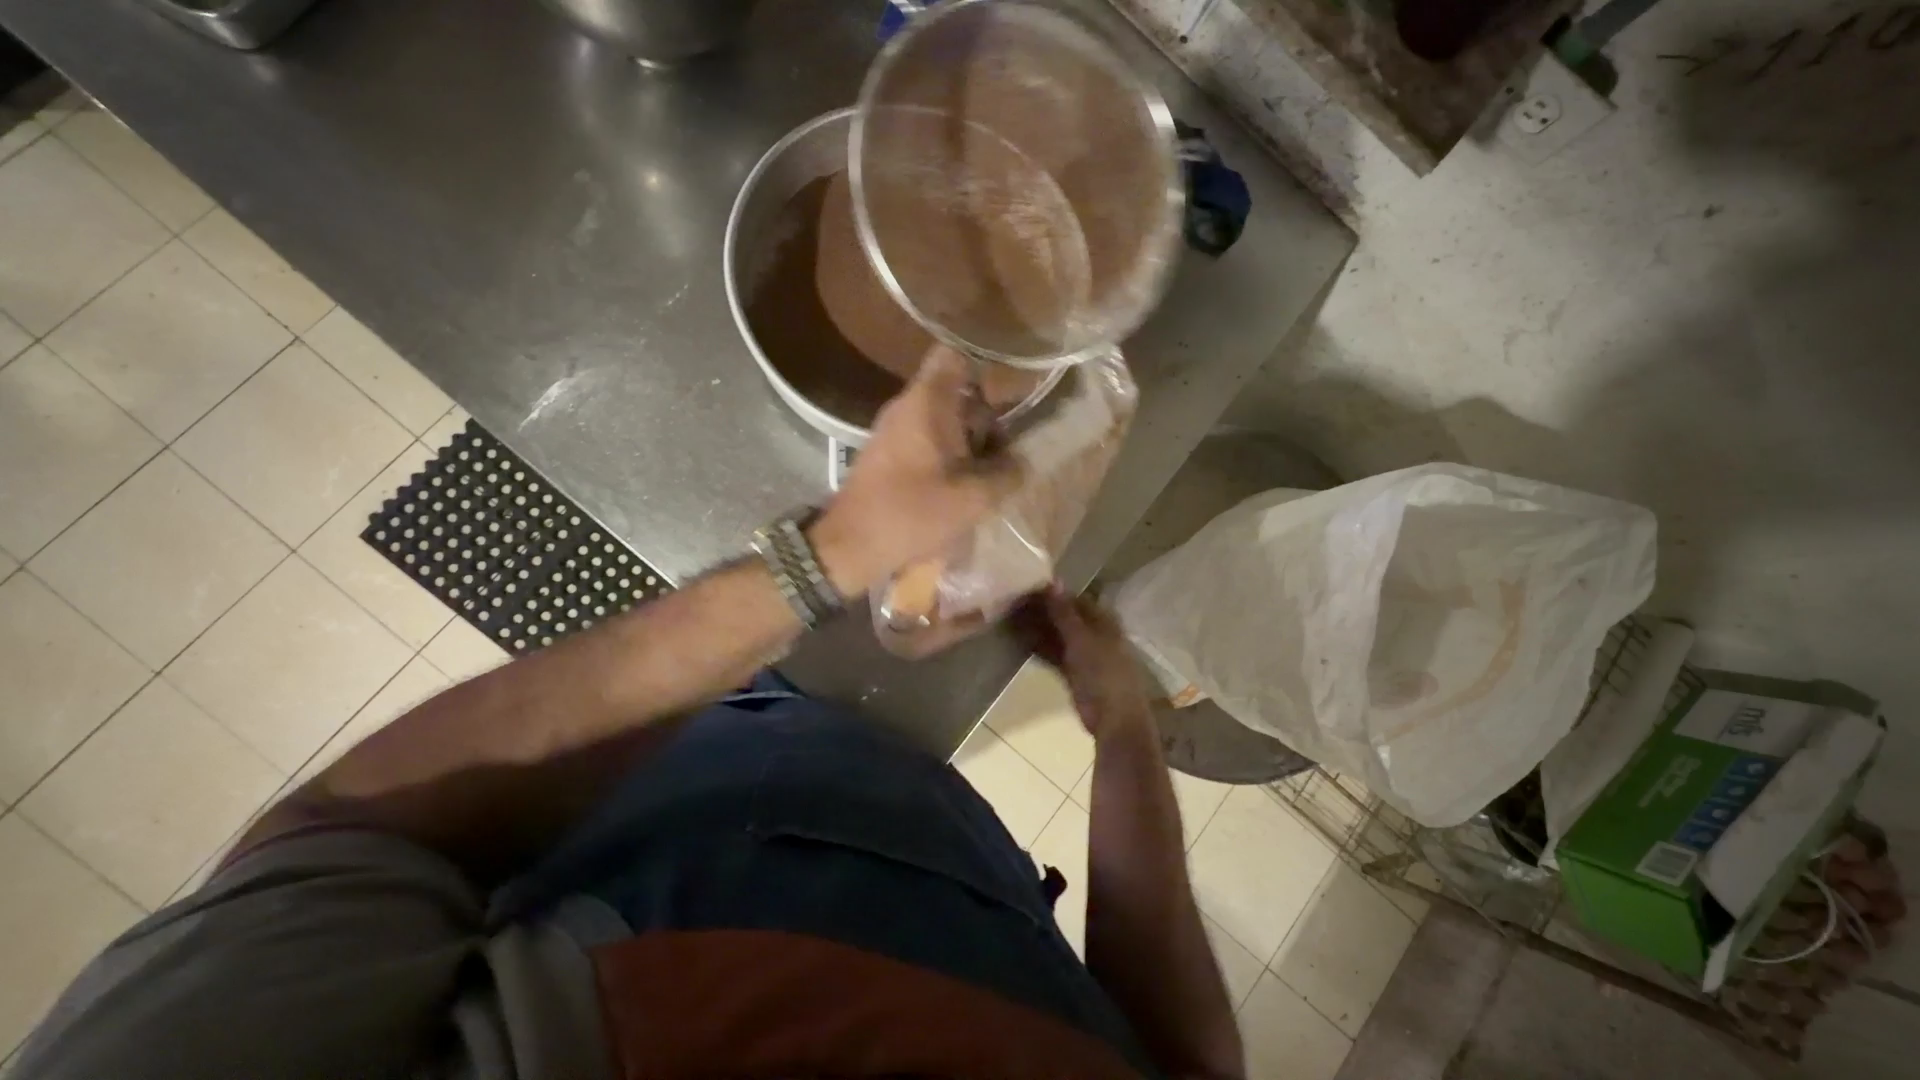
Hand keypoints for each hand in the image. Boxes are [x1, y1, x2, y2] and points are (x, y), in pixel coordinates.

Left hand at [809, 347, 1022, 596]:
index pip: (955, 354)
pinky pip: (927, 439)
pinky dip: (949, 454)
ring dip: (969, 440)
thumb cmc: (912, 514)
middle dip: (986, 414)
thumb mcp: (973, 499)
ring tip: (992, 470)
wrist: (850, 546)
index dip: (985, 363)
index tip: (1011, 386)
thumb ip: (1006, 474)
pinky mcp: (888, 453)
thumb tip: (1021, 462)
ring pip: (943, 419)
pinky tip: (965, 484)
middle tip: (1010, 444)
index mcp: (927, 402)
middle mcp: (907, 405)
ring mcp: (894, 429)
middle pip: (955, 391)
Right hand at [1010, 586, 1155, 743]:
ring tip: (1011, 619)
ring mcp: (1084, 655)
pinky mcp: (1074, 673)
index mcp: (1104, 622)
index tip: (1027, 586)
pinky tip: (1020, 641)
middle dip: (1042, 611)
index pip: (1076, 600)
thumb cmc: (1103, 673)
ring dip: (1038, 629)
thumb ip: (1065, 612)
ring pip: (1058, 636)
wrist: (1114, 718)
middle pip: (1065, 618)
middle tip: (1013, 602)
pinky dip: (1040, 648)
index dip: (1053, 594)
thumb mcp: (1082, 639)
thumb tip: (1052, 580)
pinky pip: (1055, 655)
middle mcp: (1094, 635)